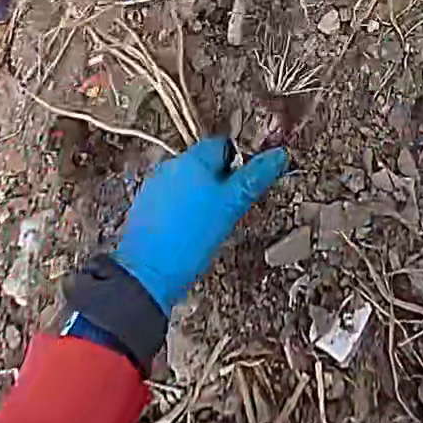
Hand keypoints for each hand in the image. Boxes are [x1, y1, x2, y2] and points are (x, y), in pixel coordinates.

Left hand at [112, 137, 287, 312]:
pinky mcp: (144, 210)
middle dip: (222, 180)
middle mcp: (171, 168)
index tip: (247, 181)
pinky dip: (185, 210)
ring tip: (212, 221)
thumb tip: (278, 155)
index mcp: (193, 160)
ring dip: (203, 195)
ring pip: (190, 182)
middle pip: (206, 163)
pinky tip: (191, 231)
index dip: (239, 161)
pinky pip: (173, 200)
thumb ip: (255, 177)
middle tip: (233, 203)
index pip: (223, 144)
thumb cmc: (189, 239)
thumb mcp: (231, 206)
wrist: (144, 278)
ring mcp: (154, 188)